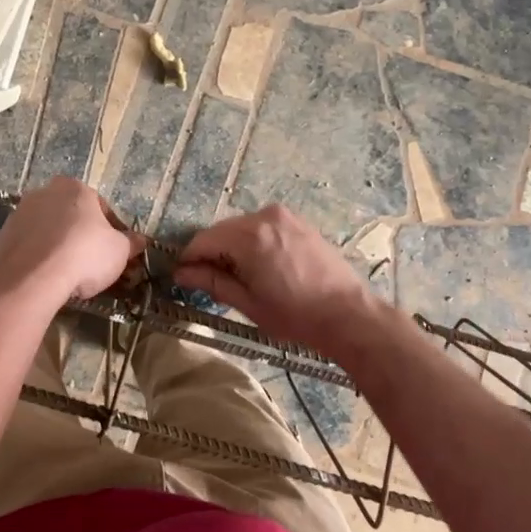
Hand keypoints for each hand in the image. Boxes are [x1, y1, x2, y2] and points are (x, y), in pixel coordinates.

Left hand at [0, 177, 140, 304]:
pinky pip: (27, 246)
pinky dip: (36, 257)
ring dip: (56, 245)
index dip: (110, 230)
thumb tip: (140, 240)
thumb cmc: (84, 255)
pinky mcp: (2, 236)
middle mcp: (44, 192)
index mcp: (75, 188)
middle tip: (90, 262)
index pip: (99, 206)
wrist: (34, 278)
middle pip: (70, 215)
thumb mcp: (119, 252)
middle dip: (80, 235)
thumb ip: (130, 243)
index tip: (113, 251)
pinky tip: (45, 277)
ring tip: (66, 273)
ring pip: (46, 229)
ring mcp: (19, 213)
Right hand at [173, 205, 375, 356]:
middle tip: (211, 281)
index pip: (203, 240)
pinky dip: (254, 242)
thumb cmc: (296, 315)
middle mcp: (263, 216)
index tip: (182, 277)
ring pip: (242, 227)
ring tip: (241, 277)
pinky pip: (263, 226)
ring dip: (233, 247)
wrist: (348, 315)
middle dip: (212, 253)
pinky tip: (263, 267)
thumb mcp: (248, 303)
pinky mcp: (298, 222)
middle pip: (222, 231)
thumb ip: (212, 282)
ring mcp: (283, 216)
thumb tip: (182, 273)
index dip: (189, 259)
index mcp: (248, 237)